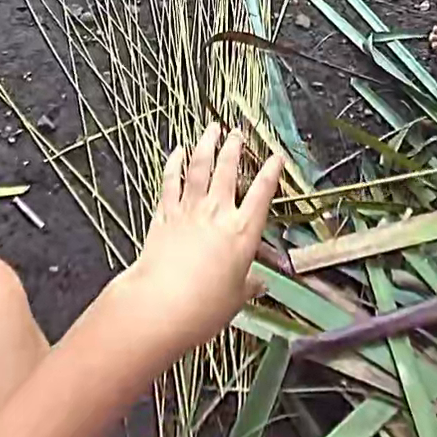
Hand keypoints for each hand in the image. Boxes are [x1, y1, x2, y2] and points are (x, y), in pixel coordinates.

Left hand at [117, 124, 282, 355]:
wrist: (159, 306)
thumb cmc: (203, 308)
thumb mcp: (235, 299)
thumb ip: (248, 285)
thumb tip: (259, 284)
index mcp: (242, 231)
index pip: (262, 193)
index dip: (271, 172)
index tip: (277, 157)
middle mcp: (217, 213)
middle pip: (228, 170)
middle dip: (234, 147)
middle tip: (237, 133)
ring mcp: (189, 210)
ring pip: (199, 167)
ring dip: (206, 145)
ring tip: (212, 128)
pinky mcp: (164, 215)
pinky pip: (170, 183)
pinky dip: (174, 164)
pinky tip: (177, 151)